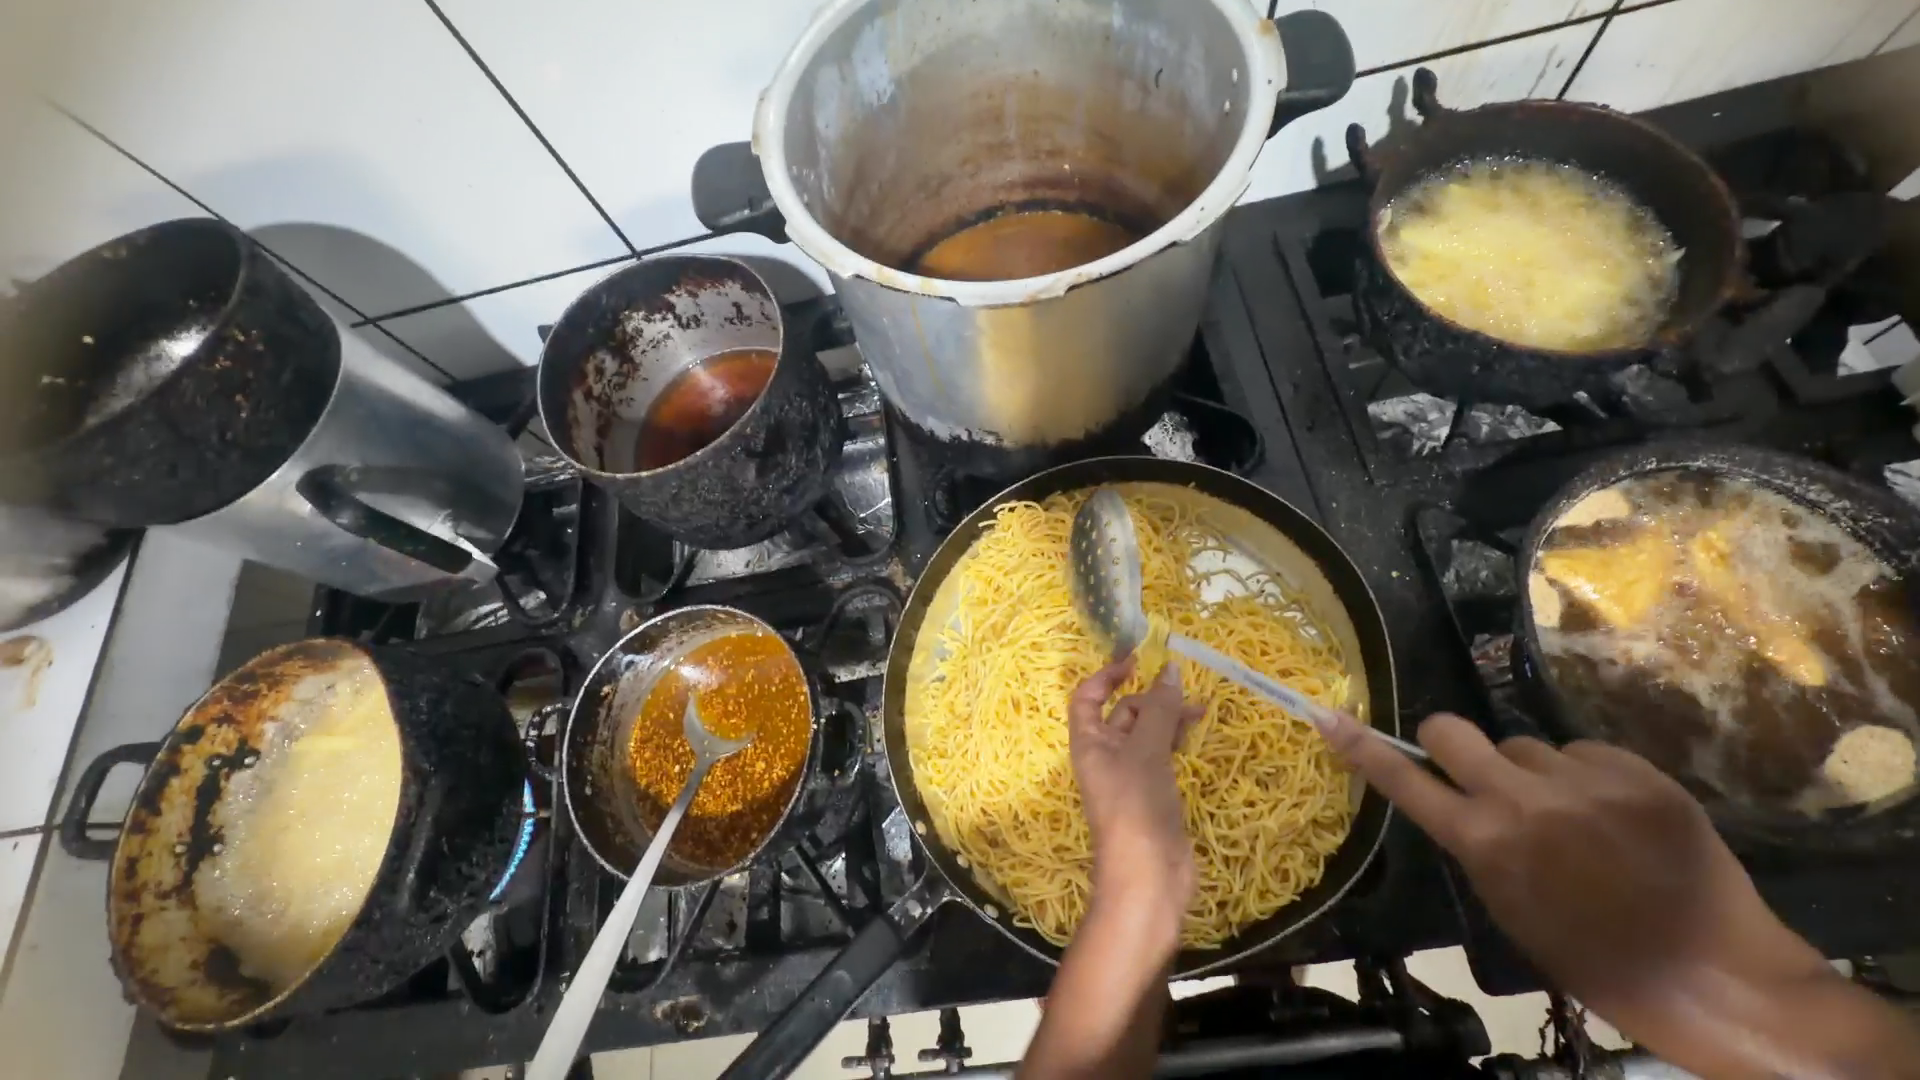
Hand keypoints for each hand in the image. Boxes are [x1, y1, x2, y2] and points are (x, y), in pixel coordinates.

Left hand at [1068, 656, 1203, 945]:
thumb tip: (1170, 669)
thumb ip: (1158, 709)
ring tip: (1199, 710)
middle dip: (1150, 697)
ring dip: (1167, 716)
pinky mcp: (1153, 791)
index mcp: (1088, 743)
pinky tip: (1194, 732)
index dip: (1106, 676)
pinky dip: (1175, 738)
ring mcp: (1130, 774)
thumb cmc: (1137, 808)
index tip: (1135, 660)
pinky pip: (1161, 753)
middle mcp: (1105, 755)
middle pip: (1122, 712)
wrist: (1150, 878)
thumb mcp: (1147, 752)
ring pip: (1146, 732)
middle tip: (1183, 691)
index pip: (1087, 698)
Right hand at [1319, 713, 1919, 1078]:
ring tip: (1575, 816)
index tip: (1328, 715)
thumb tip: (1458, 800)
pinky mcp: (1637, 773)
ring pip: (1525, 746)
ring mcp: (1584, 781)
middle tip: (1475, 771)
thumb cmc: (1595, 958)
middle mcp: (1524, 801)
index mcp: (1484, 843)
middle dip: (1452, 744)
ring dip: (1532, 772)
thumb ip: (1474, 844)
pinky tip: (1616, 816)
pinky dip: (1585, 777)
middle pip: (1453, 730)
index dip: (1362, 746)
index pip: (1403, 780)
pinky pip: (1583, 753)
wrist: (1720, 976)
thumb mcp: (1508, 907)